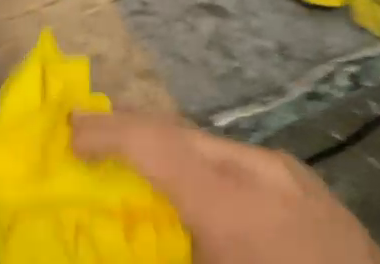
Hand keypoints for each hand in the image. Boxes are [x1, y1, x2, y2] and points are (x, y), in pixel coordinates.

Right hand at [71, 112, 379, 263]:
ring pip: (212, 146)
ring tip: (134, 161)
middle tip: (86, 137)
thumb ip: (159, 249)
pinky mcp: (312, 191)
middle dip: (128, 131)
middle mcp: (262, 173)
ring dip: (167, 149)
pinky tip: (196, 191)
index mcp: (233, 203)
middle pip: (179, 132)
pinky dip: (204, 167)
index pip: (155, 142)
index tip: (67, 132)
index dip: (105, 131)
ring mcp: (293, 177)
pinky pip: (241, 164)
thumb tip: (112, 238)